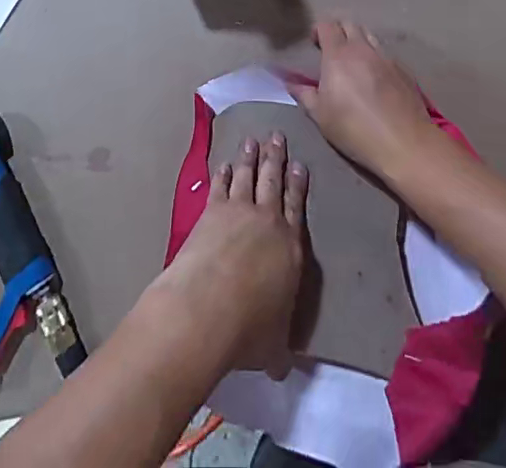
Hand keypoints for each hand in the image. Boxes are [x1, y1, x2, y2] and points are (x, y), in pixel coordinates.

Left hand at [146, 133, 308, 377]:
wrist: (206, 308)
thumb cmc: (248, 329)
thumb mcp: (273, 345)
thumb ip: (279, 349)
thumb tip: (283, 369)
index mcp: (292, 248)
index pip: (297, 207)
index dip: (298, 185)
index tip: (299, 165)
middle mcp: (268, 222)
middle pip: (273, 181)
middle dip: (276, 158)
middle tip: (277, 136)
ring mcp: (238, 212)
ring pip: (248, 176)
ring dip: (250, 157)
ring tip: (253, 141)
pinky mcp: (211, 212)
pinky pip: (220, 187)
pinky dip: (222, 174)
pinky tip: (222, 165)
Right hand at [287, 20, 442, 181]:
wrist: (404, 143)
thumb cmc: (354, 129)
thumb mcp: (320, 116)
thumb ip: (304, 94)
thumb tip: (291, 82)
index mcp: (338, 56)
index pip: (327, 26)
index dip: (318, 31)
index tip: (314, 46)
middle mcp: (363, 50)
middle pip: (350, 24)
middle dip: (338, 31)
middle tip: (332, 51)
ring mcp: (387, 58)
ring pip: (370, 36)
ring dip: (358, 42)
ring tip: (353, 63)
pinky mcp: (404, 71)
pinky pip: (385, 54)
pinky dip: (375, 58)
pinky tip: (375, 79)